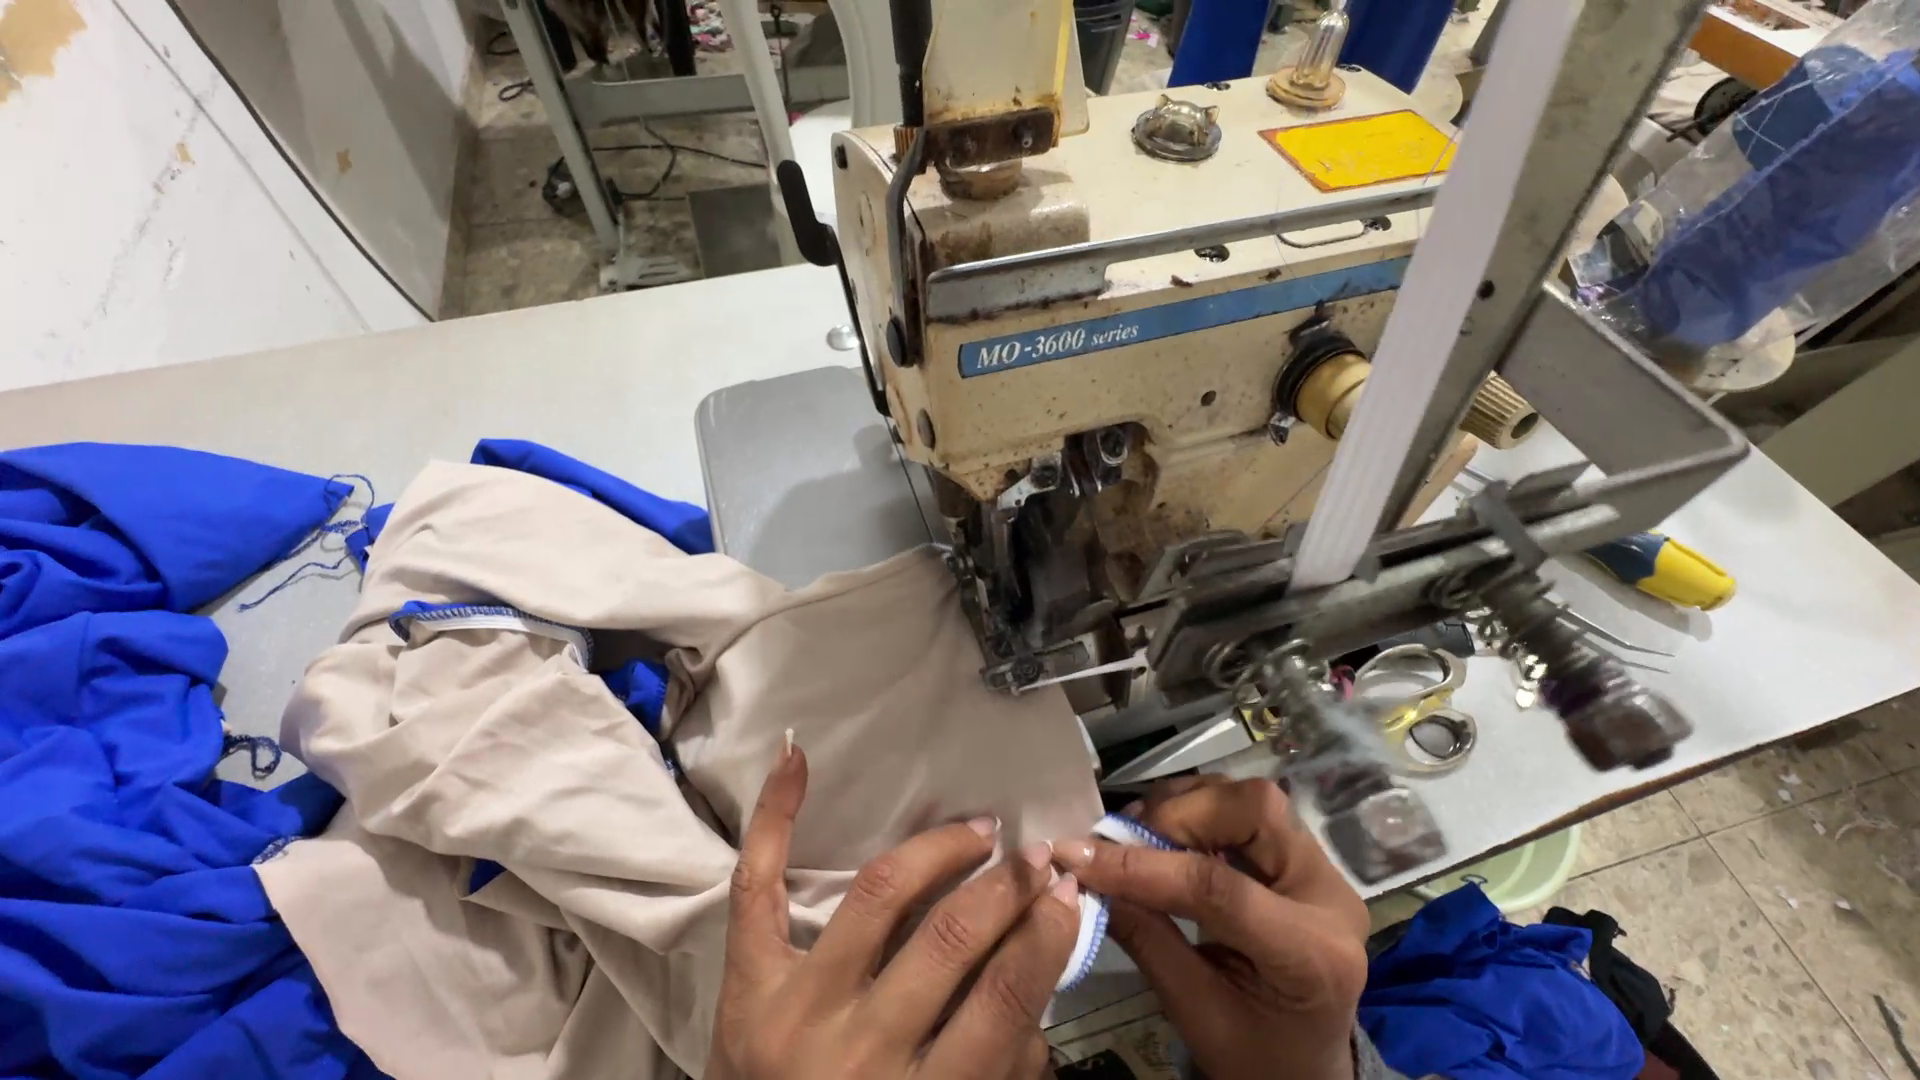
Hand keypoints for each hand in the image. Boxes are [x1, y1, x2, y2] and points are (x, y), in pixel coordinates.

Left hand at [709, 743, 1081, 1079]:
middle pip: (948, 939)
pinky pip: (754, 888)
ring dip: (938, 849)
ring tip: (977, 830)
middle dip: (1004, 887)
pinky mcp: (745, 981)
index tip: (1066, 892)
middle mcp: (856, 1049)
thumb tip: (1039, 971)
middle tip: (1034, 855)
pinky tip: (794, 760)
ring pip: (878, 895)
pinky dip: (773, 818)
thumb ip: (999, 1065)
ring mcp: (793, 1006)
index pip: (1000, 1000)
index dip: (1044, 936)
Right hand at [1052, 777, 1370, 1079]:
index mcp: (1313, 956)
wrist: (1306, 1066)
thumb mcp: (1195, 1012)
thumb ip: (1145, 938)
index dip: (1144, 866)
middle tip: (1122, 840)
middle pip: (1253, 812)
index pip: (1221, 888)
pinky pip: (1245, 807)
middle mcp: (1328, 893)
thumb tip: (1083, 875)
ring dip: (1183, 806)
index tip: (1082, 855)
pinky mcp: (1301, 852)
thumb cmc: (1254, 1053)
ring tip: (1138, 836)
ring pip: (1249, 797)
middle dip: (1177, 816)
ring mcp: (1320, 866)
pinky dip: (1195, 809)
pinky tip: (1165, 834)